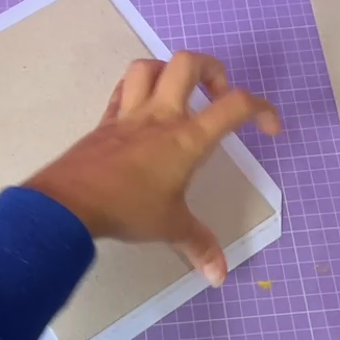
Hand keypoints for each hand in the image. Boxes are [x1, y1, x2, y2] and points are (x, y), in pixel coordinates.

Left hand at [24, 52, 280, 284]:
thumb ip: (199, 246)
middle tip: (217, 95)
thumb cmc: (128, 209)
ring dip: (168, 71)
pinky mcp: (104, 121)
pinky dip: (136, 90)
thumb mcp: (170, 227)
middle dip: (212, 69)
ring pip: (148, 67)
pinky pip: (122, 91)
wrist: (69, 202)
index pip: (235, 105)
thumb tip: (219, 276)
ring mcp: (129, 114)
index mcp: (187, 137)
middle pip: (188, 63)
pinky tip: (141, 108)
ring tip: (179, 95)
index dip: (262, 108)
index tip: (269, 128)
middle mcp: (160, 115)